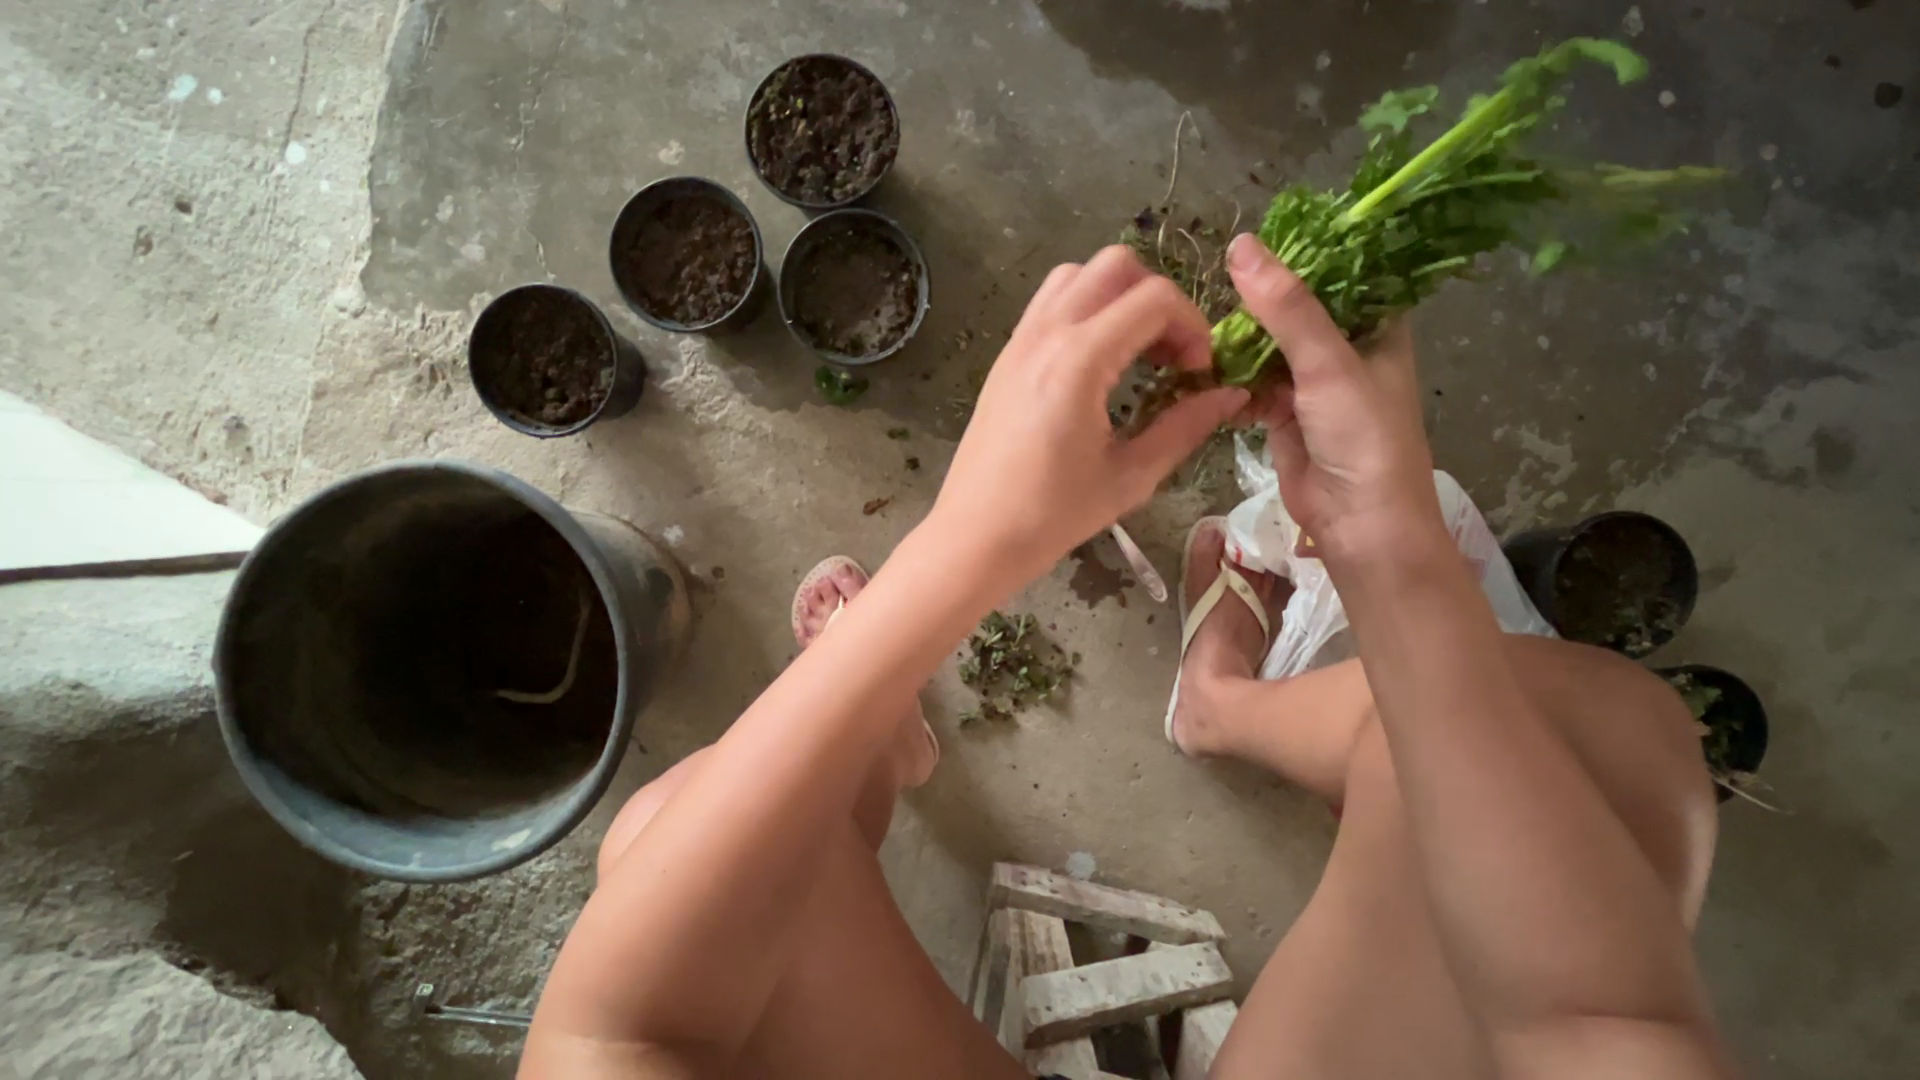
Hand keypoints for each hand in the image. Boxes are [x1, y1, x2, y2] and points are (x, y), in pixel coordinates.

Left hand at [932, 245, 1249, 585]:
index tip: (1197, 373)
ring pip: (1077, 276)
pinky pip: (1049, 304)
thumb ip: (1185, 427)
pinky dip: (1084, 311)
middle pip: (1115, 266)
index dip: (1193, 326)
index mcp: (1079, 359)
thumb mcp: (1130, 476)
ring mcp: (1019, 340)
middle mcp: (1046, 333)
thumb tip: (1230, 395)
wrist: (976, 535)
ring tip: (1134, 353)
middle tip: (1169, 356)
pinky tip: (1096, 365)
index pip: (1155, 298)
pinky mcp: (1005, 357)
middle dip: (1157, 300)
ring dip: (1117, 298)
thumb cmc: (1052, 515)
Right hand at [1226, 234, 1445, 566]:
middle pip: (1294, 309)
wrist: (1358, 521)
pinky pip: (1251, 385)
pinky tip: (1204, 373)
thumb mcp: (1327, 363)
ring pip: (1267, 348)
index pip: (1338, 271)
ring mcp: (1311, 384)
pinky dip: (1230, 381)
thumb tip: (1239, 246)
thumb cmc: (1362, 435)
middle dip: (1255, 302)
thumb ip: (1285, 307)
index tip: (1250, 238)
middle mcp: (1344, 349)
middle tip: (1209, 284)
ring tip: (1197, 329)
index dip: (1299, 252)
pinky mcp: (1283, 415)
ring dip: (1237, 344)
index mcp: (1375, 326)